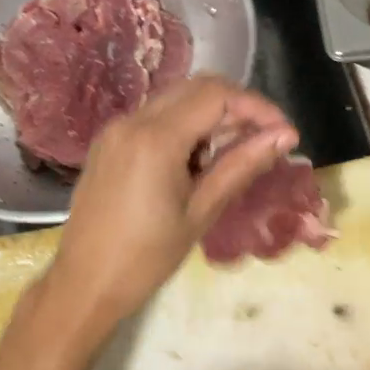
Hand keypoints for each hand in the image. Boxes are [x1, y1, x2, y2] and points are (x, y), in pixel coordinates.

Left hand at [44, 76, 297, 326]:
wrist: (83, 283)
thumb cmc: (146, 257)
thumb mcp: (200, 212)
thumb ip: (241, 166)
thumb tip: (284, 136)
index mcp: (155, 137)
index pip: (216, 96)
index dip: (257, 107)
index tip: (285, 134)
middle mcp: (132, 120)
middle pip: (196, 87)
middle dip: (236, 105)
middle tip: (265, 139)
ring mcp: (116, 128)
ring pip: (174, 98)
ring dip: (210, 114)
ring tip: (234, 154)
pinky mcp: (108, 141)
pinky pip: (154, 116)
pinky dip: (183, 125)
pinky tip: (197, 161)